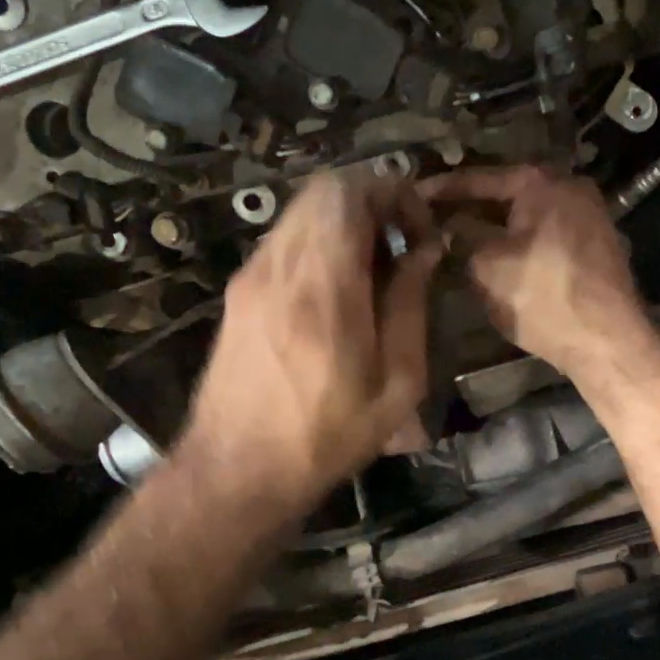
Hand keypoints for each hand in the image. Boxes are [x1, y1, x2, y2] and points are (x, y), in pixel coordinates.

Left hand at [175, 174, 441, 503]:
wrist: (236, 471)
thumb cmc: (328, 435)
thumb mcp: (397, 382)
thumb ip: (410, 305)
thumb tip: (424, 250)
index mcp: (324, 288)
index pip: (350, 193)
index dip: (395, 193)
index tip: (421, 232)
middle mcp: (280, 266)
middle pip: (324, 189)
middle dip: (374, 199)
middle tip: (404, 241)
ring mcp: (252, 275)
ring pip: (302, 208)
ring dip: (347, 219)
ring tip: (377, 264)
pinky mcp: (240, 289)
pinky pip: (286, 236)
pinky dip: (321, 238)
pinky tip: (342, 285)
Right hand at [418, 166, 654, 381]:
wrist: (607, 340)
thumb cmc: (543, 297)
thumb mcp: (488, 265)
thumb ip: (462, 235)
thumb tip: (448, 224)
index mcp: (542, 182)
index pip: (479, 178)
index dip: (442, 188)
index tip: (411, 193)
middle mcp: (571, 188)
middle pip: (508, 194)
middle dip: (471, 207)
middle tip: (433, 217)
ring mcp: (590, 217)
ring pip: (529, 217)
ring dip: (496, 228)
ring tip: (458, 239)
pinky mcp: (597, 247)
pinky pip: (548, 235)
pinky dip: (521, 243)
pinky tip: (497, 257)